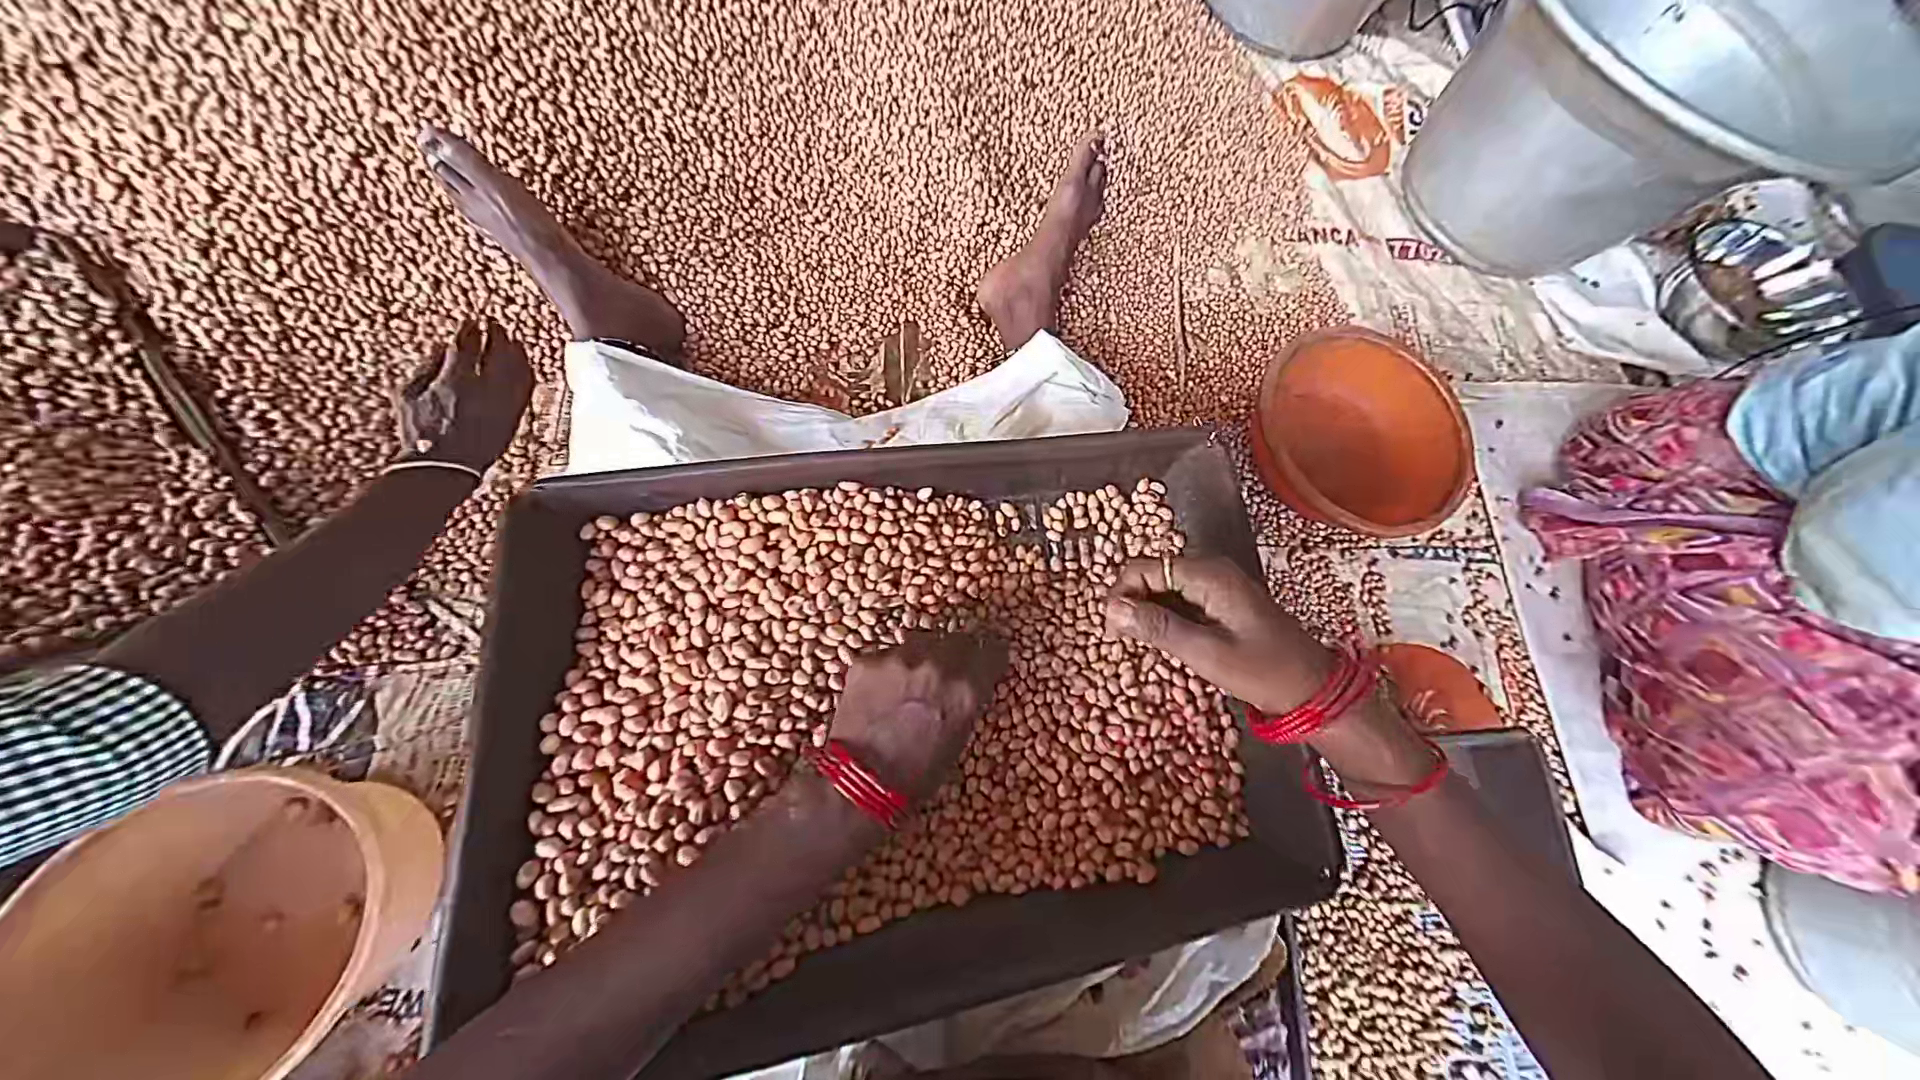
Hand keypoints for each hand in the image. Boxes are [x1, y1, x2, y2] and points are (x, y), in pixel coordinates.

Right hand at [395, 317, 533, 471]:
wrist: (446, 465)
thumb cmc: (422, 431)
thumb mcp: (409, 394)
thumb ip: (426, 367)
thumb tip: (442, 348)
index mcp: (453, 381)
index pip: (466, 346)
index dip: (470, 331)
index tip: (473, 322)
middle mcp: (483, 390)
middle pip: (498, 353)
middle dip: (498, 335)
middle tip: (496, 325)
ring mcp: (503, 403)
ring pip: (517, 369)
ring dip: (515, 351)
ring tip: (511, 340)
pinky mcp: (515, 416)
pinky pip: (527, 388)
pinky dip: (526, 372)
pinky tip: (525, 364)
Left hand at [828, 632, 1008, 801]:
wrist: (861, 780)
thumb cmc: (918, 774)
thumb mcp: (959, 737)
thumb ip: (966, 701)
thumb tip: (967, 686)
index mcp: (966, 689)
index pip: (992, 652)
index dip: (989, 657)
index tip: (986, 661)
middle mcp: (937, 666)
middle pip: (958, 640)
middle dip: (958, 653)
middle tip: (949, 671)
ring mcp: (900, 659)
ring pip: (920, 642)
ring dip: (922, 658)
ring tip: (911, 683)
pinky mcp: (869, 661)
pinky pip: (888, 656)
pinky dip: (889, 670)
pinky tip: (882, 692)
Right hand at [1103, 556, 1333, 714]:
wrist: (1314, 689)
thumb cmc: (1264, 671)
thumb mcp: (1205, 652)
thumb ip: (1157, 627)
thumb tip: (1112, 609)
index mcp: (1209, 575)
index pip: (1144, 567)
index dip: (1121, 593)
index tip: (1111, 628)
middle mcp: (1210, 571)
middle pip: (1151, 574)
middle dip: (1131, 603)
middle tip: (1122, 640)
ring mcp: (1216, 586)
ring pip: (1162, 588)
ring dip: (1146, 612)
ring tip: (1139, 644)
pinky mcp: (1219, 603)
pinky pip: (1178, 601)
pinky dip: (1164, 618)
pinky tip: (1162, 642)